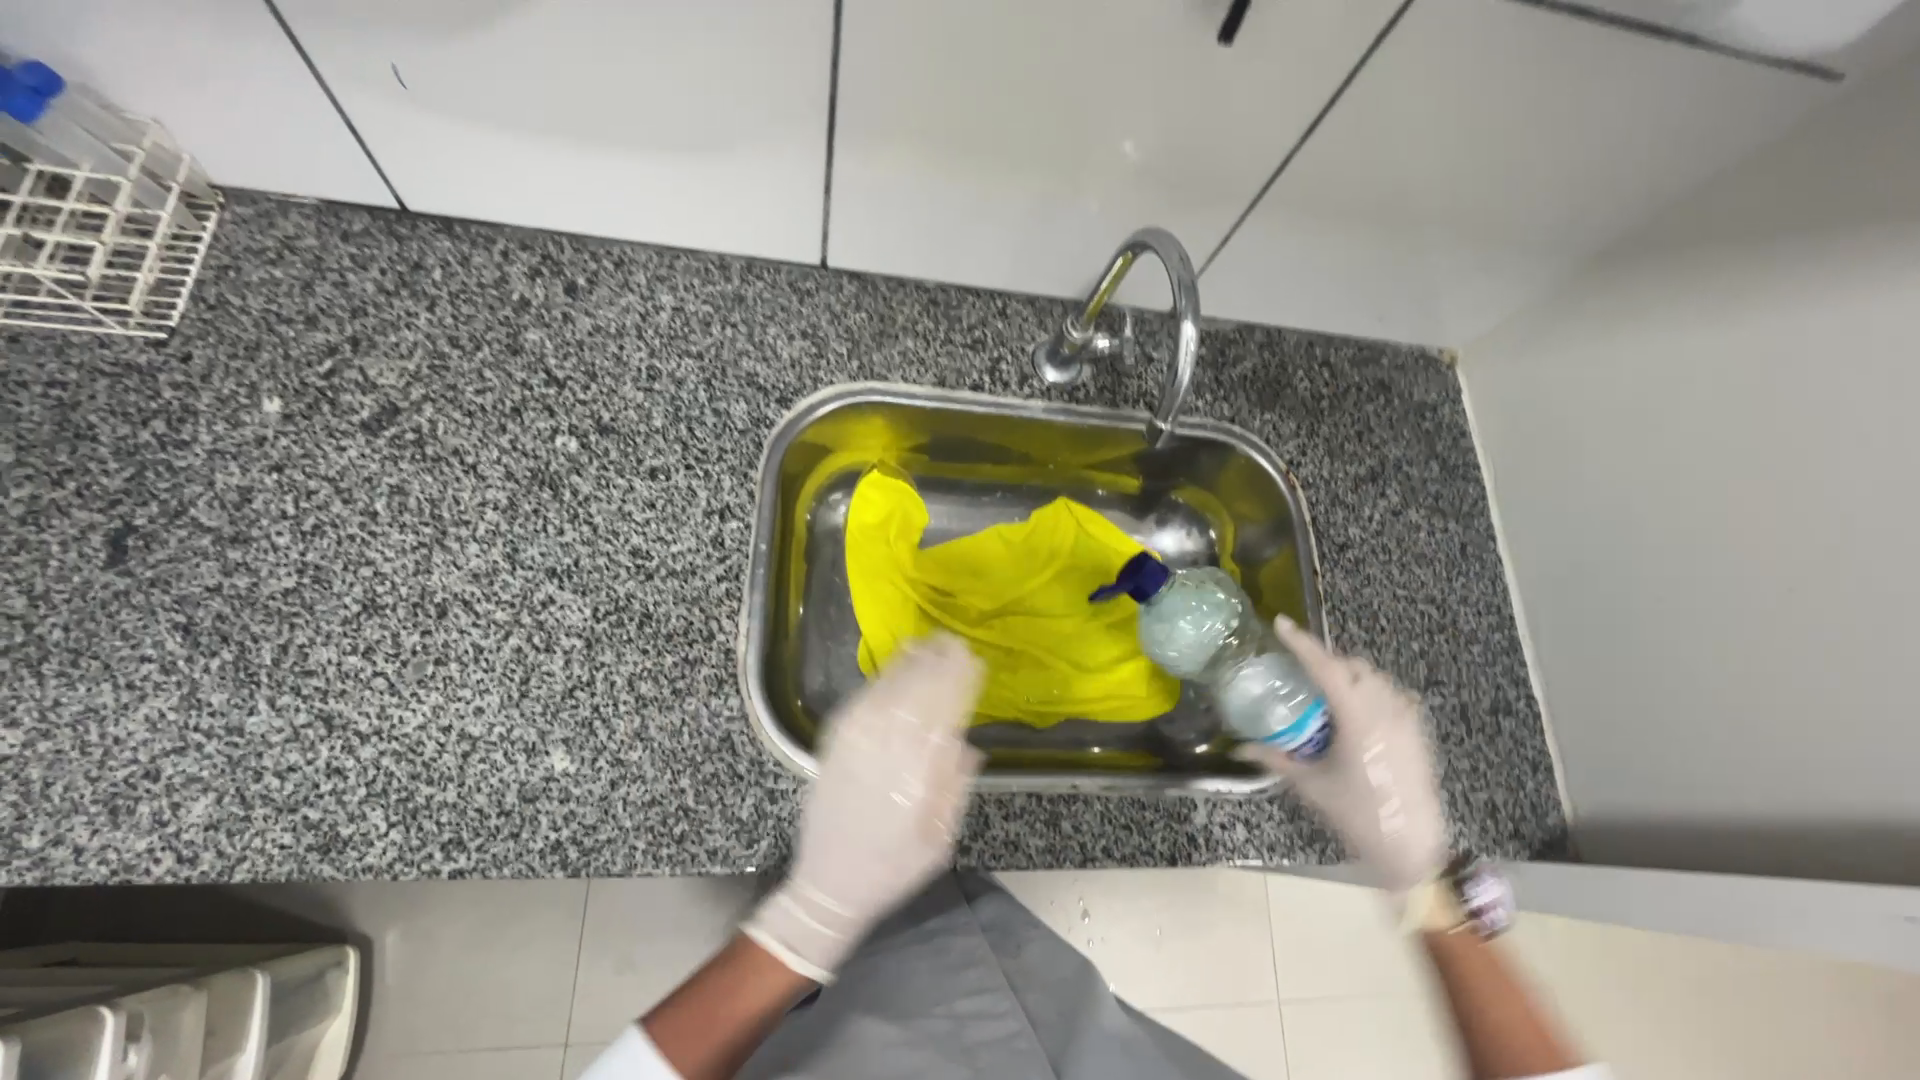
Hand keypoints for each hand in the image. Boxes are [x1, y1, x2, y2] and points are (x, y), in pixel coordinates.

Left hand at [743, 634, 985, 981]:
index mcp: (918, 777)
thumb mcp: (940, 839)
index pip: (945, 714)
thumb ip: (954, 788)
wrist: (829, 886)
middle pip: (917, 695)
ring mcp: (856, 746)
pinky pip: (859, 704)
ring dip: (908, 666)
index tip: (973, 662)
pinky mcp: (834, 747)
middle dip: (938, 666)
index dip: (959, 684)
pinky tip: (891, 671)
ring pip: (887, 693)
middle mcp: (887, 753)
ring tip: (926, 645)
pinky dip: (879, 683)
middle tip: (954, 643)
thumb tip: (966, 743)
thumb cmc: (893, 869)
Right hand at [1239, 618, 1448, 894]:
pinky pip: (1395, 695)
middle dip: (1326, 660)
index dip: (1301, 643)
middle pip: (1353, 666)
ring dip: (1351, 674)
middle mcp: (1385, 710)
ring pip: (1376, 677)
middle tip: (1300, 670)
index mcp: (1357, 719)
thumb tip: (1240, 748)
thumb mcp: (1311, 786)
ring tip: (1328, 691)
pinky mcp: (1419, 732)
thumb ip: (1276, 760)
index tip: (1281, 624)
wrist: (1412, 848)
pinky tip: (1360, 710)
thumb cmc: (1357, 816)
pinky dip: (1374, 691)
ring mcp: (1407, 720)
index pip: (1325, 667)